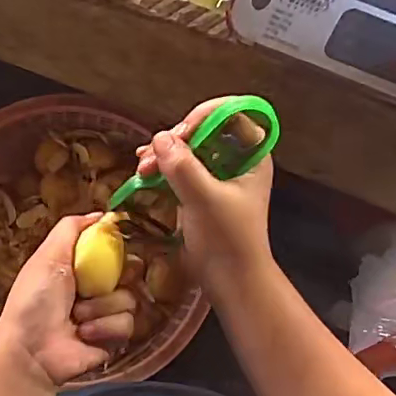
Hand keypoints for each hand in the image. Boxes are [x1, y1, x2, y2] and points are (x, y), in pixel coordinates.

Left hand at [0, 213, 138, 387]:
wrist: (31, 349)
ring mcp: (105, 314)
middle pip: (128, 272)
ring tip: (76, 317)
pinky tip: (84, 334)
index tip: (111, 251)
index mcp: (79, 267)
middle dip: (109, 279)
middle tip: (90, 286)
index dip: (115, 249)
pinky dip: (103, 328)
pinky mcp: (113, 338)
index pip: (113, 250)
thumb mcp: (48, 255)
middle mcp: (95, 288)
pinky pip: (127, 324)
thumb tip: (101, 214)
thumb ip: (71, 229)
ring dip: (100, 308)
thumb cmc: (33, 301)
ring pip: (128, 299)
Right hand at [135, 96, 273, 286]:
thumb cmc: (228, 240)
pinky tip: (143, 174)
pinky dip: (162, 170)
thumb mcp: (204, 199)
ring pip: (188, 150)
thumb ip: (183, 166)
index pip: (232, 114)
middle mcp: (236, 162)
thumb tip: (160, 138)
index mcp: (252, 157)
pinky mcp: (200, 193)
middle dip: (176, 139)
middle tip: (152, 155)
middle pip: (204, 131)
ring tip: (143, 168)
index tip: (180, 134)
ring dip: (164, 155)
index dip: (205, 117)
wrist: (230, 281)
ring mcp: (217, 177)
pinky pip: (179, 170)